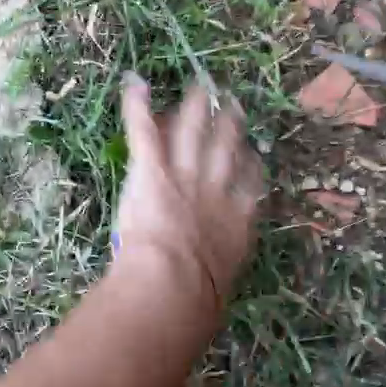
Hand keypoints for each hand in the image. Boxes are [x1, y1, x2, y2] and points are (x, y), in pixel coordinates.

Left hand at [110, 74, 265, 311]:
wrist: (173, 286)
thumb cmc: (196, 302)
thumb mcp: (216, 293)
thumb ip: (214, 281)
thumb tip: (206, 299)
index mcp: (236, 223)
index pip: (249, 186)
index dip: (250, 165)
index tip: (250, 154)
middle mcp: (215, 190)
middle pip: (226, 150)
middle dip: (229, 126)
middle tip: (233, 106)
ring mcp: (183, 175)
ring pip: (192, 132)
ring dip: (195, 108)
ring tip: (200, 88)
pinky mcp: (152, 168)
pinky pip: (145, 130)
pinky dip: (138, 105)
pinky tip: (135, 84)